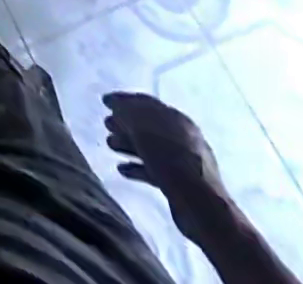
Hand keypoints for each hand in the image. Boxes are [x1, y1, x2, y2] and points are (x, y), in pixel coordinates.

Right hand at [103, 91, 232, 241]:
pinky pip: (153, 170)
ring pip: (148, 148)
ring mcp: (182, 162)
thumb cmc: (167, 155)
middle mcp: (182, 137)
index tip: (105, 102)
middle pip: (146, 125)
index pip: (145, 102)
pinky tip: (122, 169)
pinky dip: (136, 167)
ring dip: (127, 145)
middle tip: (106, 125)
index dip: (123, 100)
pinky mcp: (179, 184)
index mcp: (176, 118)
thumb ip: (124, 109)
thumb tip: (114, 104)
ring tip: (110, 146)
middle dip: (124, 124)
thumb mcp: (139, 123)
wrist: (198, 202)